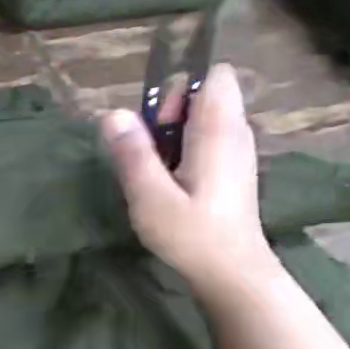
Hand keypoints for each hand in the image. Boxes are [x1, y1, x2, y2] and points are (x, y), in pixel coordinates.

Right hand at [99, 64, 279, 297]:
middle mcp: (235, 132)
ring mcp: (237, 151)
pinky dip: (183, 151)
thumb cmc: (192, 235)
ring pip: (202, 119)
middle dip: (169, 112)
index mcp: (219, 130)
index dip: (179, 87)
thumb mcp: (150, 197)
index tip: (157, 122)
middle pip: (202, 95)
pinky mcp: (232, 170)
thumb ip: (132, 153)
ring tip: (156, 171)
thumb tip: (112, 113)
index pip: (214, 74)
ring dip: (173, 135)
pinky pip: (205, 140)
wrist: (233, 274)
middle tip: (149, 153)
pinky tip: (170, 184)